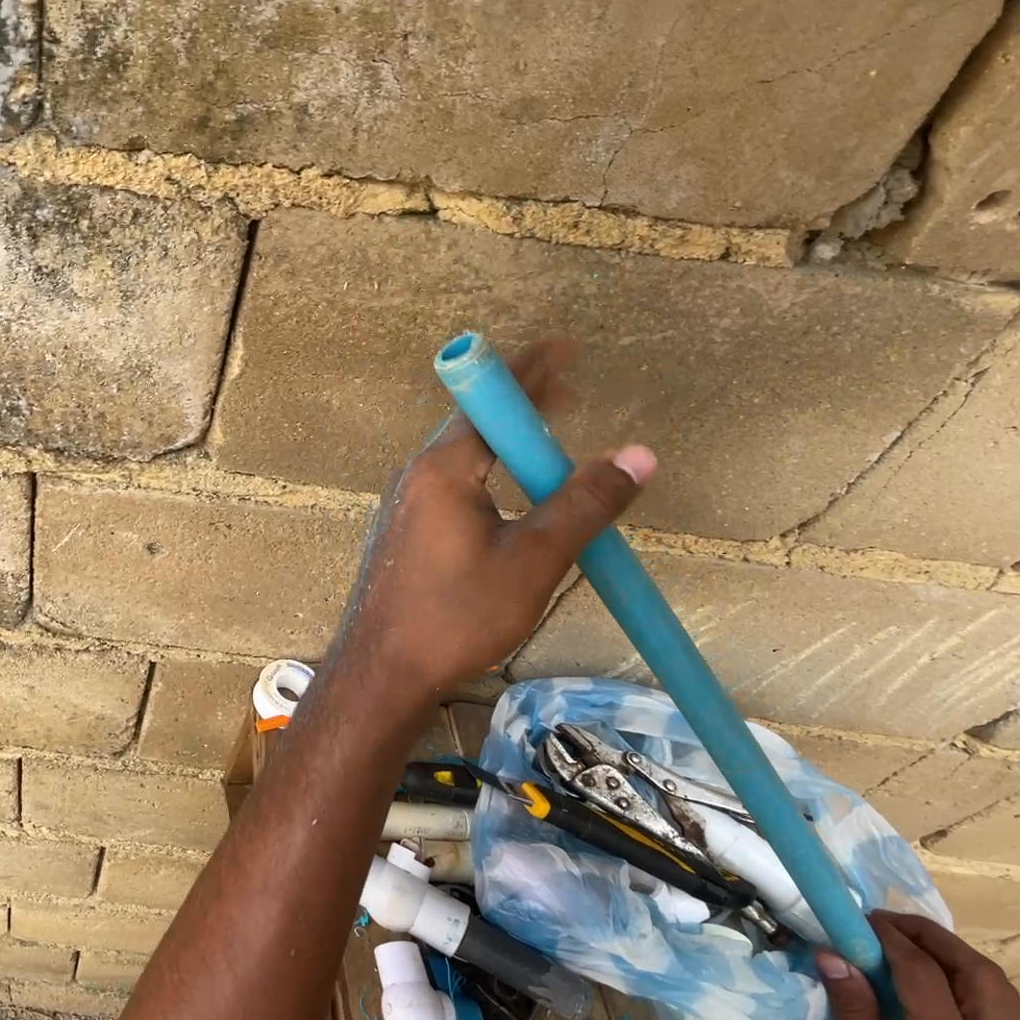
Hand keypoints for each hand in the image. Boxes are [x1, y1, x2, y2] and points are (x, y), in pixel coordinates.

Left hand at [326, 339, 654, 714]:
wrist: (382, 670)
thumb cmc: (455, 616)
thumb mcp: (532, 560)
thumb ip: (583, 504)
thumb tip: (637, 454)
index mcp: (441, 470)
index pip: (490, 402)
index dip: (530, 372)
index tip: (566, 349)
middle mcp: (414, 476)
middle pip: (473, 424)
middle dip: (524, 406)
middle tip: (572, 393)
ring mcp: (402, 504)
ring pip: (460, 458)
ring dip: (506, 445)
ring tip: (550, 446)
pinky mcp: (401, 532)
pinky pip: (449, 485)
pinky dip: (486, 475)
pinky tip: (508, 497)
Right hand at [818, 910, 1019, 1019]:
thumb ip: (854, 1015)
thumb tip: (831, 954)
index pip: (924, 974)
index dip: (890, 938)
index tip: (858, 919)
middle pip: (981, 975)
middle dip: (933, 938)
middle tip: (886, 924)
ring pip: (1001, 991)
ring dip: (955, 957)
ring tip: (908, 946)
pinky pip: (1003, 1010)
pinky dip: (969, 982)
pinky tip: (935, 983)